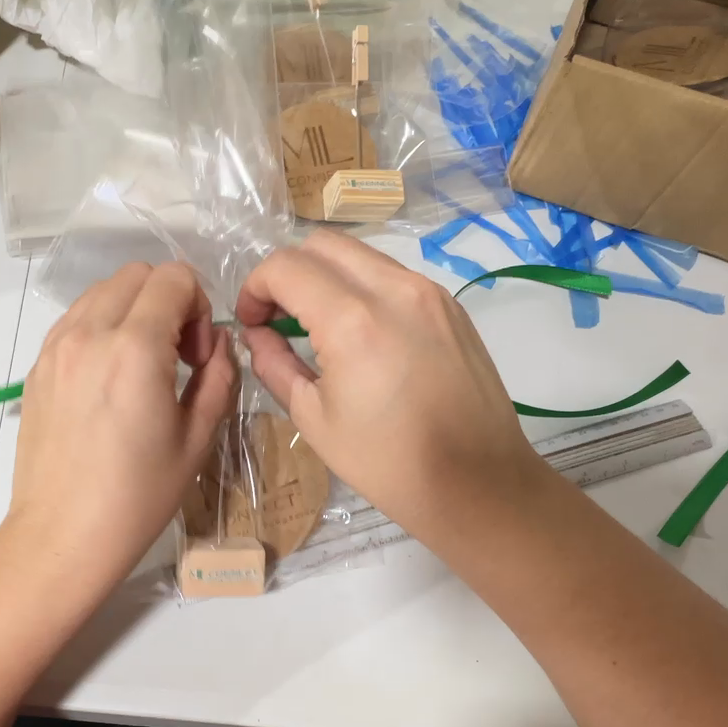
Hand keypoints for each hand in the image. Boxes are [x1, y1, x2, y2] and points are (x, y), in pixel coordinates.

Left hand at [5, 262, 236, 588]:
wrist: (63, 535)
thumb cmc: (137, 497)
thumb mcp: (196, 440)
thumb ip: (217, 377)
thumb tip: (217, 344)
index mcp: (134, 349)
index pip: (172, 279)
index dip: (198, 305)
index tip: (197, 353)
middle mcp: (88, 335)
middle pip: (135, 276)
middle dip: (166, 301)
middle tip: (175, 355)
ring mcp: (54, 349)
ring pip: (100, 293)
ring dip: (131, 311)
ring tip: (141, 366)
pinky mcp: (36, 368)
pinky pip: (73, 322)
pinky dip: (100, 328)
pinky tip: (109, 379)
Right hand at [236, 231, 557, 558]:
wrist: (476, 482)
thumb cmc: (386, 462)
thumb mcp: (313, 418)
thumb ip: (274, 365)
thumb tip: (257, 335)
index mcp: (352, 321)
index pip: (286, 267)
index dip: (255, 288)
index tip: (251, 322)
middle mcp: (394, 290)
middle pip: (322, 244)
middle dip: (287, 272)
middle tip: (277, 316)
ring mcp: (429, 293)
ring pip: (360, 254)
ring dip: (325, 277)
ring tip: (315, 325)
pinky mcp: (450, 306)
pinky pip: (392, 275)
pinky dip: (361, 288)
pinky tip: (359, 335)